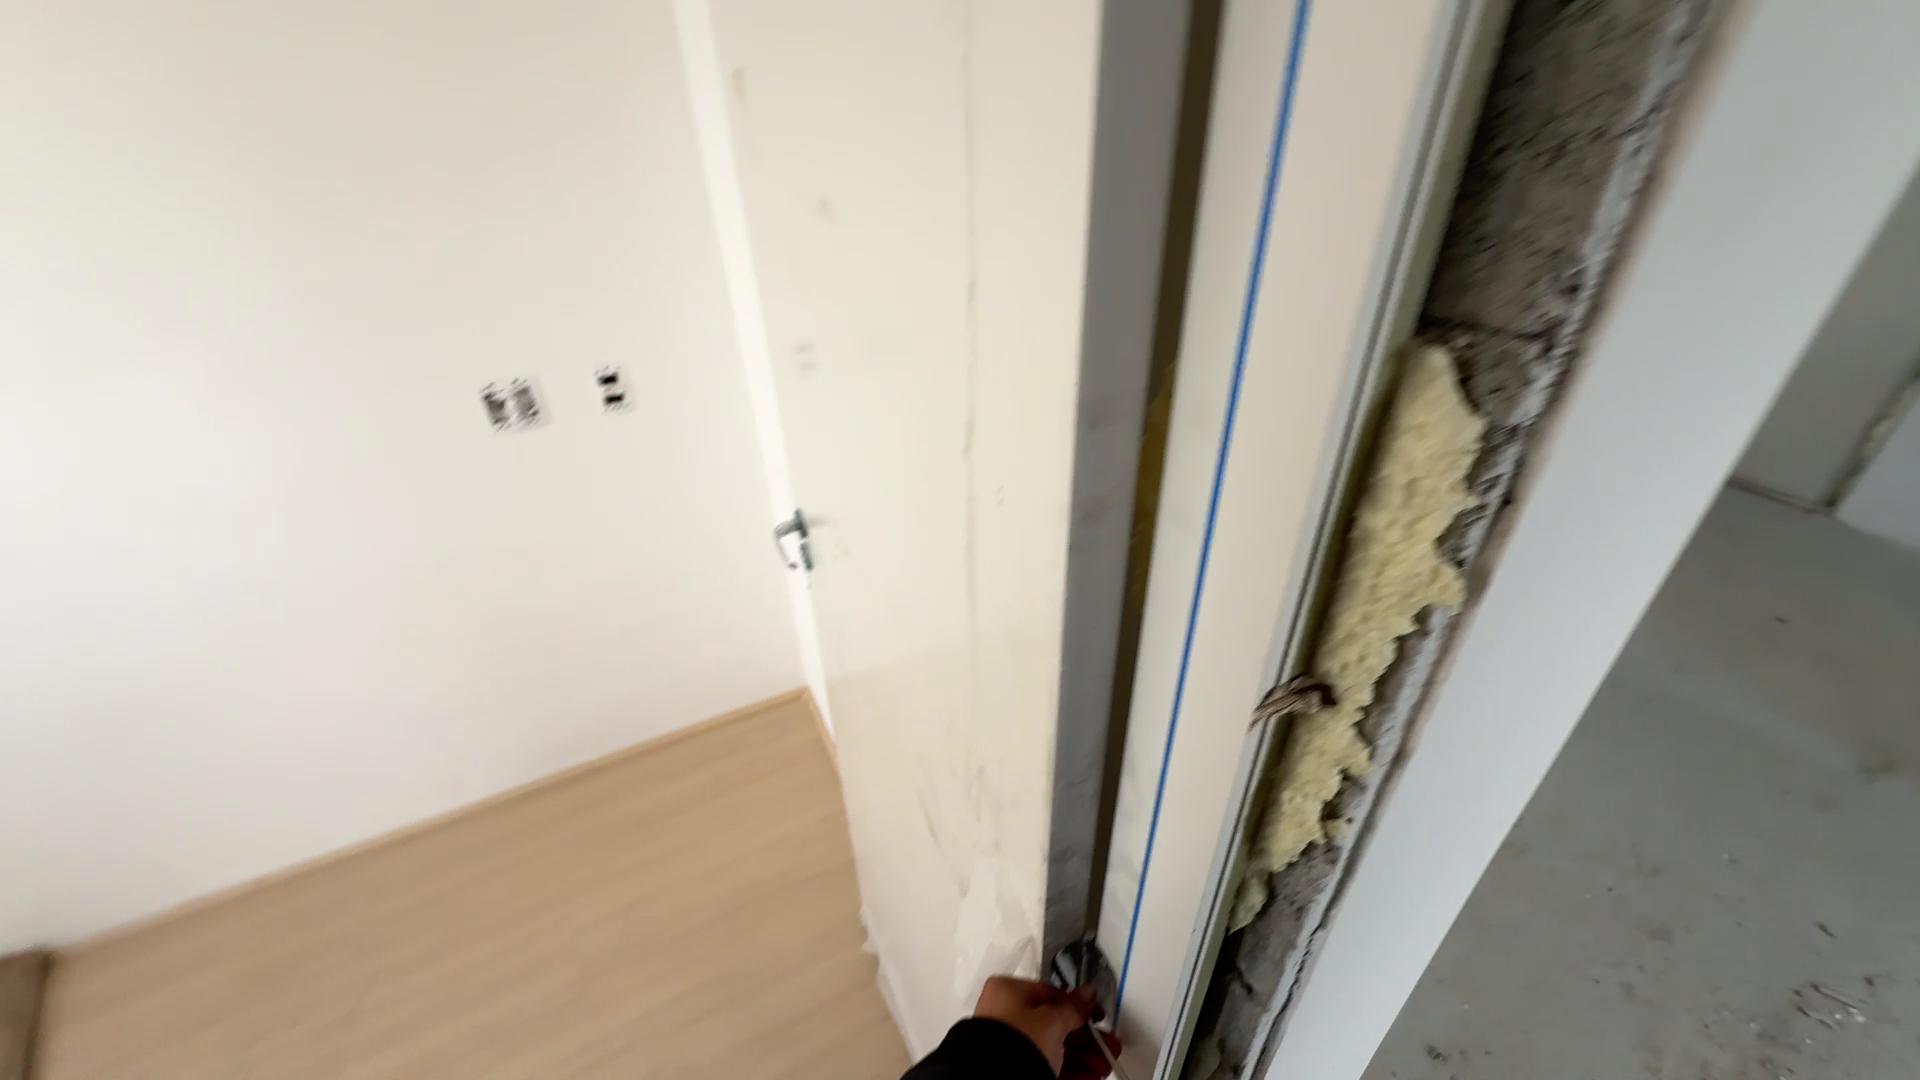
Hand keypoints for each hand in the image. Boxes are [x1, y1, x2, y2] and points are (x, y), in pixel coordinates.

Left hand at [971, 977, 1119, 1077]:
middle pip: (1055, 1023)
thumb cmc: (1018, 1041)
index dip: (1078, 1004)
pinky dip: (1072, 1070)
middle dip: (1086, 1036)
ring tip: (1106, 1064)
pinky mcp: (1017, 1070)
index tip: (1098, 1015)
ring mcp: (1011, 1046)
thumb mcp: (1051, 1020)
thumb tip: (1088, 992)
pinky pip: (1049, 1066)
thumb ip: (1073, 1007)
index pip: (1050, 993)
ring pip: (1055, 1048)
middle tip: (1109, 1044)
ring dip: (1083, 1056)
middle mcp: (1007, 1016)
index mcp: (1008, 992)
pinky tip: (1092, 1076)